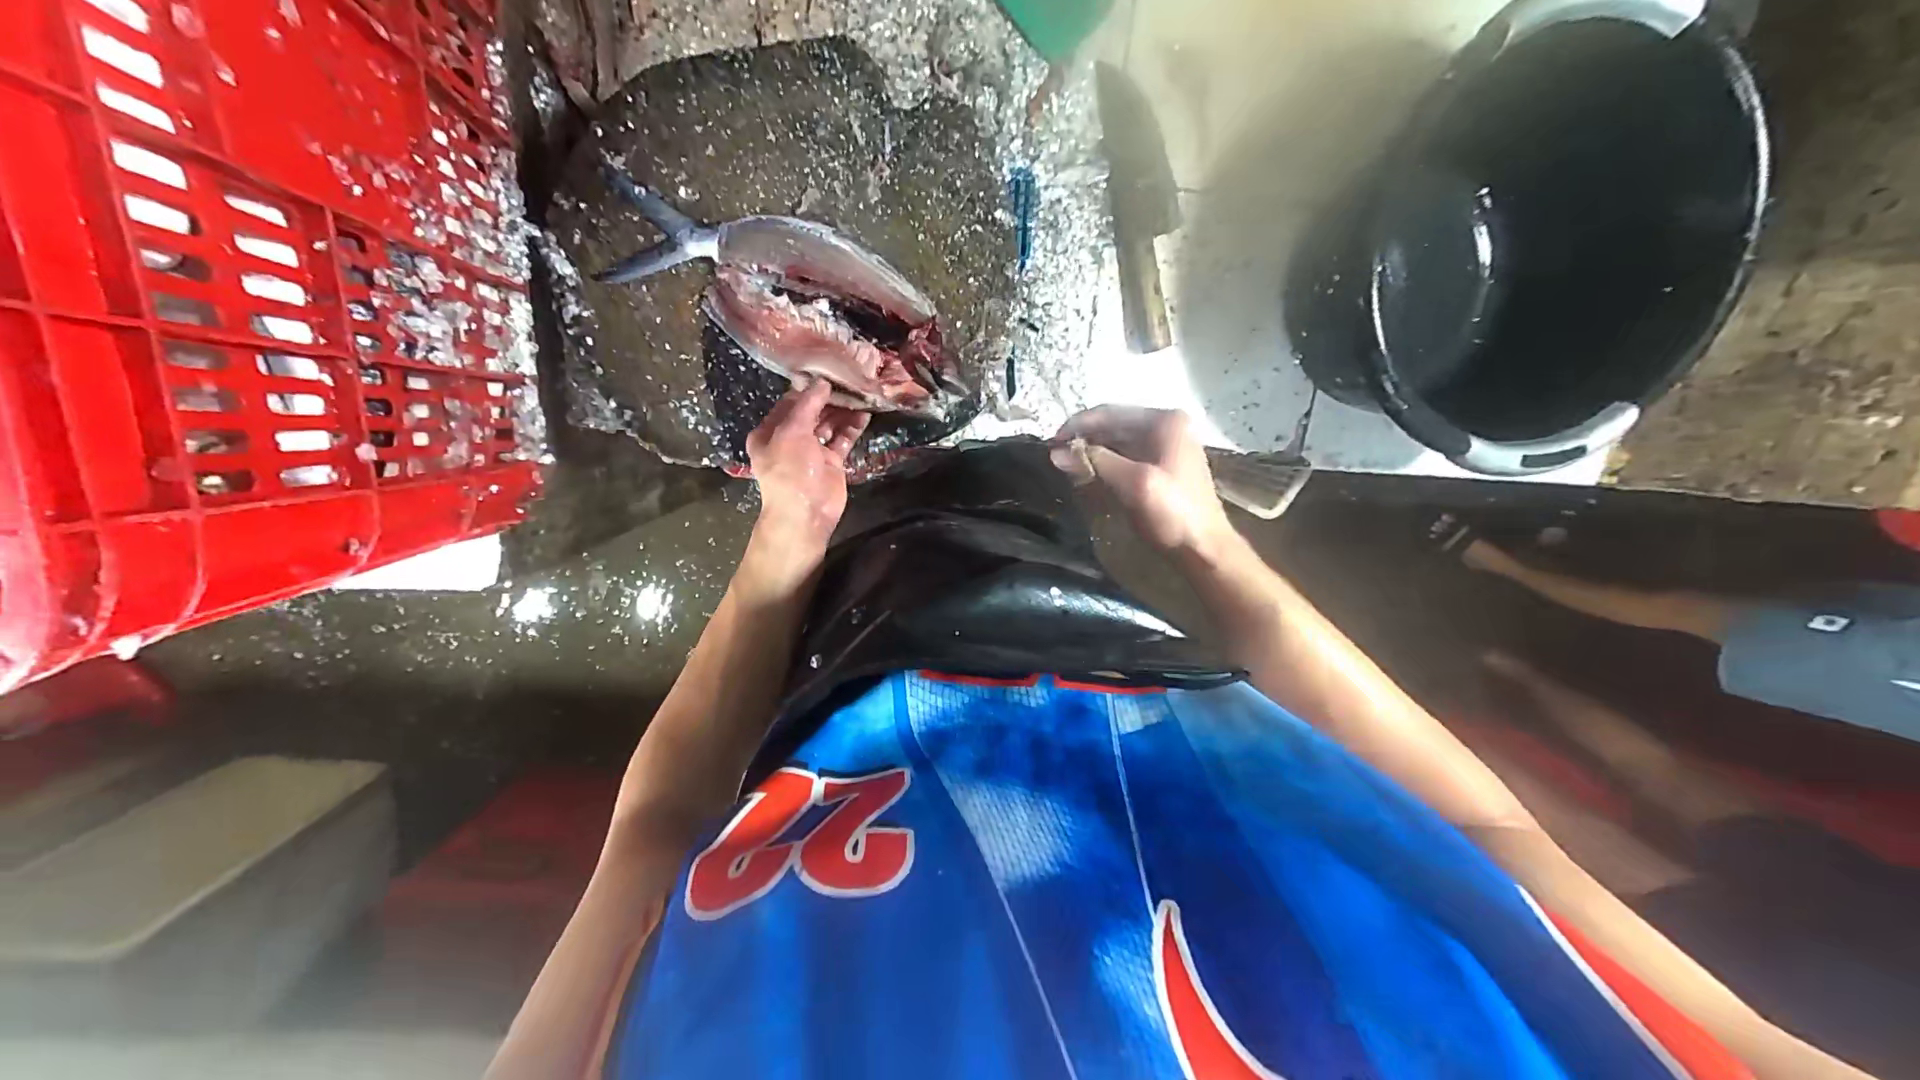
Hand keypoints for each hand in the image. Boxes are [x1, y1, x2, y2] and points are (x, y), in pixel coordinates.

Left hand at [746, 379, 869, 552]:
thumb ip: (807, 405)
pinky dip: (852, 427)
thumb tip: (822, 383)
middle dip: (829, 398)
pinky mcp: (832, 462)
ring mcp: (812, 451)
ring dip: (843, 411)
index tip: (828, 372)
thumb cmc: (790, 470)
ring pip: (829, 424)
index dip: (809, 388)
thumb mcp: (791, 432)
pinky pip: (842, 439)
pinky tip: (864, 414)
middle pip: (812, 412)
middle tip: (850, 381)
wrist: (805, 513)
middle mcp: (790, 438)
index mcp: (770, 431)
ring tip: (861, 394)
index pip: (790, 402)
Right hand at [1051, 406, 1237, 560]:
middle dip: (1084, 439)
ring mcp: (1167, 447)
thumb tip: (1056, 452)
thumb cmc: (1173, 513)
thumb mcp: (1133, 483)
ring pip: (1119, 442)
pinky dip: (1106, 463)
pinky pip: (1127, 457)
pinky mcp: (1164, 468)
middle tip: (1055, 455)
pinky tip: (1089, 474)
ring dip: (1093, 452)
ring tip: (1067, 465)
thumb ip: (1095, 462)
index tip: (1051, 442)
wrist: (1205, 550)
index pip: (1110, 413)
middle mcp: (1167, 427)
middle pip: (1115, 425)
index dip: (1078, 426)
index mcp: (1165, 422)